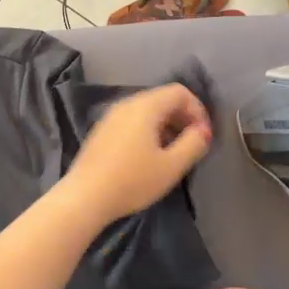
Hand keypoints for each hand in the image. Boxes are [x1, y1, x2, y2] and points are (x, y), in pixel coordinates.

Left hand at [57, 83, 211, 222]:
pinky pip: (132, 123)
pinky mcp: (101, 132)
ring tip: (172, 154)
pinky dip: (147, 132)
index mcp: (145, 106)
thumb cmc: (132, 180)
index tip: (203, 136)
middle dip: (182, 118)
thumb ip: (194, 144)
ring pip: (146, 112)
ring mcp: (110, 117)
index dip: (198, 110)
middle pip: (162, 99)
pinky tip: (148, 158)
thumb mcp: (171, 166)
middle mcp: (126, 104)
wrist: (85, 197)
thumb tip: (202, 130)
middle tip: (191, 145)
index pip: (179, 92)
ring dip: (166, 127)